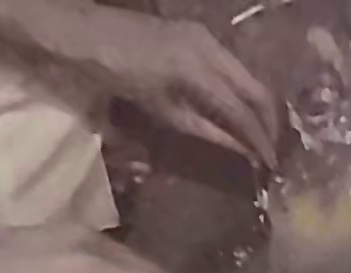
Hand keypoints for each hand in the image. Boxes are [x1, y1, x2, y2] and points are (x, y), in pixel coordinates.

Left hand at [34, 5, 280, 168]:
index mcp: (198, 70)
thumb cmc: (118, 74)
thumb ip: (212, 132)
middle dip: (270, 125)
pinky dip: (245, 92)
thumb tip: (246, 153)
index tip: (272, 165)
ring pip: (251, 79)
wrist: (78, 29)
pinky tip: (243, 109)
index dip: (261, 141)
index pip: (243, 113)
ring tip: (261, 133)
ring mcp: (206, 37)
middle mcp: (209, 49)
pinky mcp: (200, 34)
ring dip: (260, 109)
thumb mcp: (167, 112)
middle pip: (258, 92)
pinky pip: (236, 68)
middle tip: (272, 150)